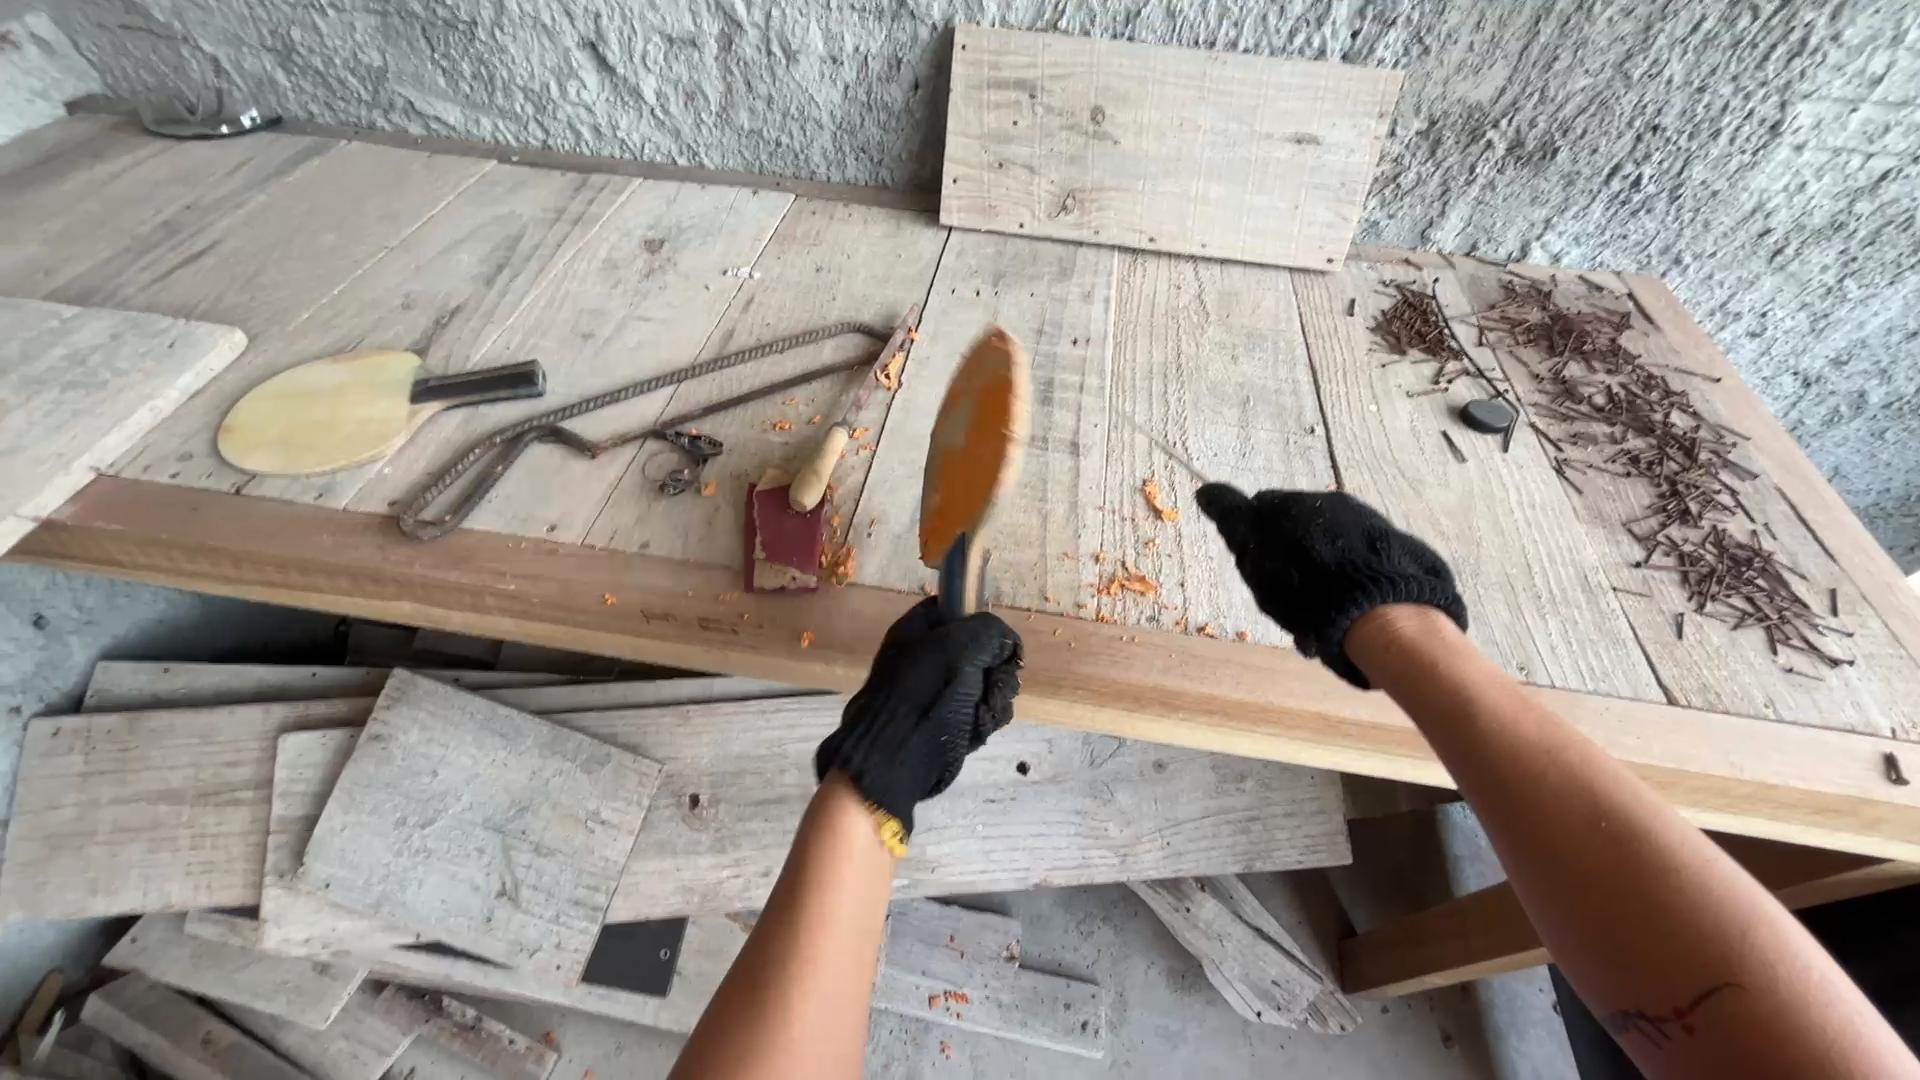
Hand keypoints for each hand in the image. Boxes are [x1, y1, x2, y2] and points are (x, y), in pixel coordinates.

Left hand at [816, 597, 1022, 850]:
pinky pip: (984, 709)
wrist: (898, 756)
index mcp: (919, 630)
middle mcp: (930, 657)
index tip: (1000, 641)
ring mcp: (941, 690)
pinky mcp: (953, 719)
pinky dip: (987, 718)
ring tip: (985, 708)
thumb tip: (1008, 643)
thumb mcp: (960, 646)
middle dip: (997, 668)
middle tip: (995, 682)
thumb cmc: (923, 693)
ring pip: (989, 681)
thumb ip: (991, 632)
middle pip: (983, 649)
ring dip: (996, 696)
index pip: (957, 609)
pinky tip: (979, 725)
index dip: (982, 621)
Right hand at [1195, 483, 1467, 687]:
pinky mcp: (1398, 549)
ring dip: (1321, 568)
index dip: (1254, 538)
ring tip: (1320, 608)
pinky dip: (1351, 579)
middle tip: (1286, 593)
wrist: (1379, 612)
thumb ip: (1230, 519)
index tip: (1257, 567)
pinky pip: (1362, 560)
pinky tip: (1350, 607)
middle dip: (1290, 552)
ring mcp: (1368, 523)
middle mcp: (1332, 503)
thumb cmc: (1302, 585)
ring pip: (1331, 543)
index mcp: (1292, 503)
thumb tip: (1205, 490)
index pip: (1260, 508)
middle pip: (1298, 525)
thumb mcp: (1253, 555)